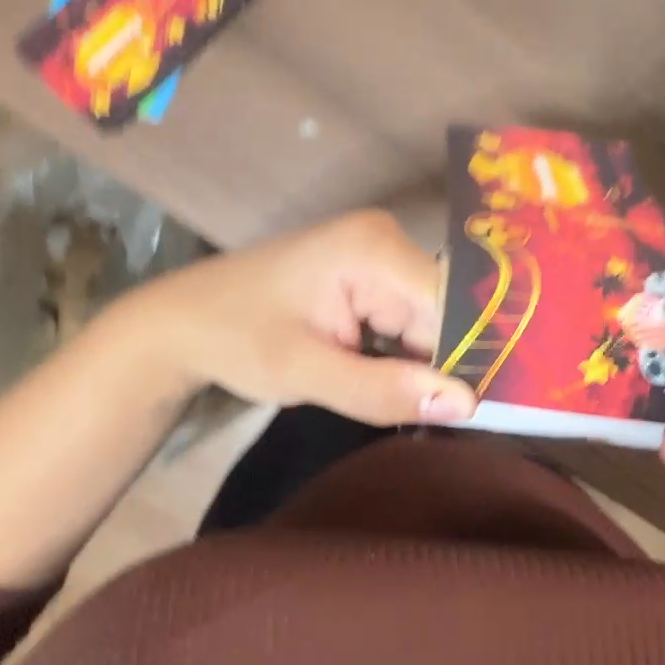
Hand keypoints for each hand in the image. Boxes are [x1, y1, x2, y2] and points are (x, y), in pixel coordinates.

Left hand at [123, 210, 477, 426]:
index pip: (454, 305)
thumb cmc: (233, 338)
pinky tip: (407, 389)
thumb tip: (466, 404)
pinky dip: (412, 362)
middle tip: (458, 422)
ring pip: (436, 324)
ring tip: (428, 409)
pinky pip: (415, 326)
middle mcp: (390, 243)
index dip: (472, 358)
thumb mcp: (305, 371)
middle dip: (450, 367)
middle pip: (449, 313)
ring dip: (432, 368)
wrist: (180, 325)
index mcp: (375, 249)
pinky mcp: (375, 282)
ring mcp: (383, 260)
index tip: (484, 411)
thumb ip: (383, 389)